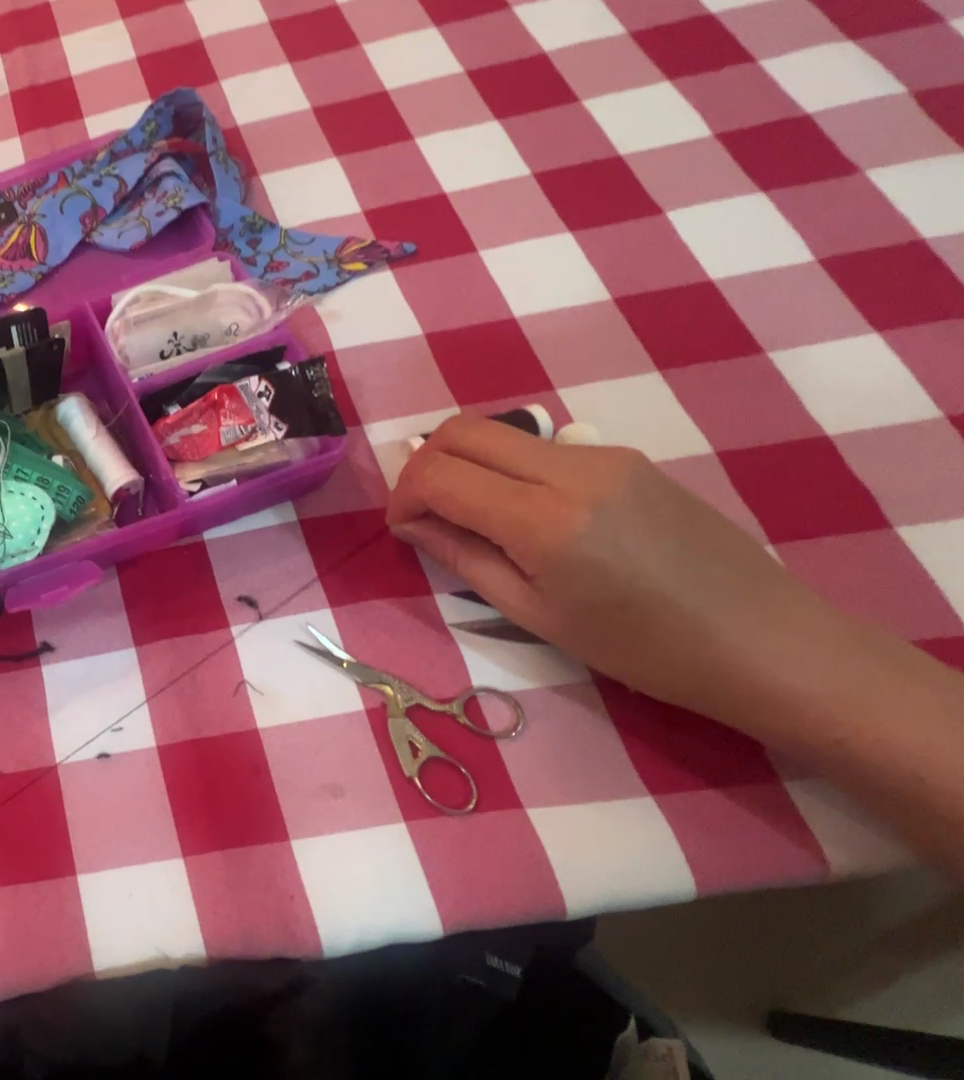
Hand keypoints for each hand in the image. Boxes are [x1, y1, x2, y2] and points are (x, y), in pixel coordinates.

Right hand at [386, 415, 832, 720]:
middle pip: (461, 431)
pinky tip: (519, 515)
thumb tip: (413, 525)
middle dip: (423, 466)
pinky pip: (539, 447)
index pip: (438, 474)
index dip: (404, 497)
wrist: (761, 639)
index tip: (403, 530)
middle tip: (423, 514)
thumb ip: (463, 557)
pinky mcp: (624, 457)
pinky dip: (504, 469)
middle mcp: (570, 470)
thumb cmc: (638, 646)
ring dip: (464, 464)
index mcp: (543, 520)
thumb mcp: (533, 613)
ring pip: (498, 432)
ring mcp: (602, 456)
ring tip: (468, 517)